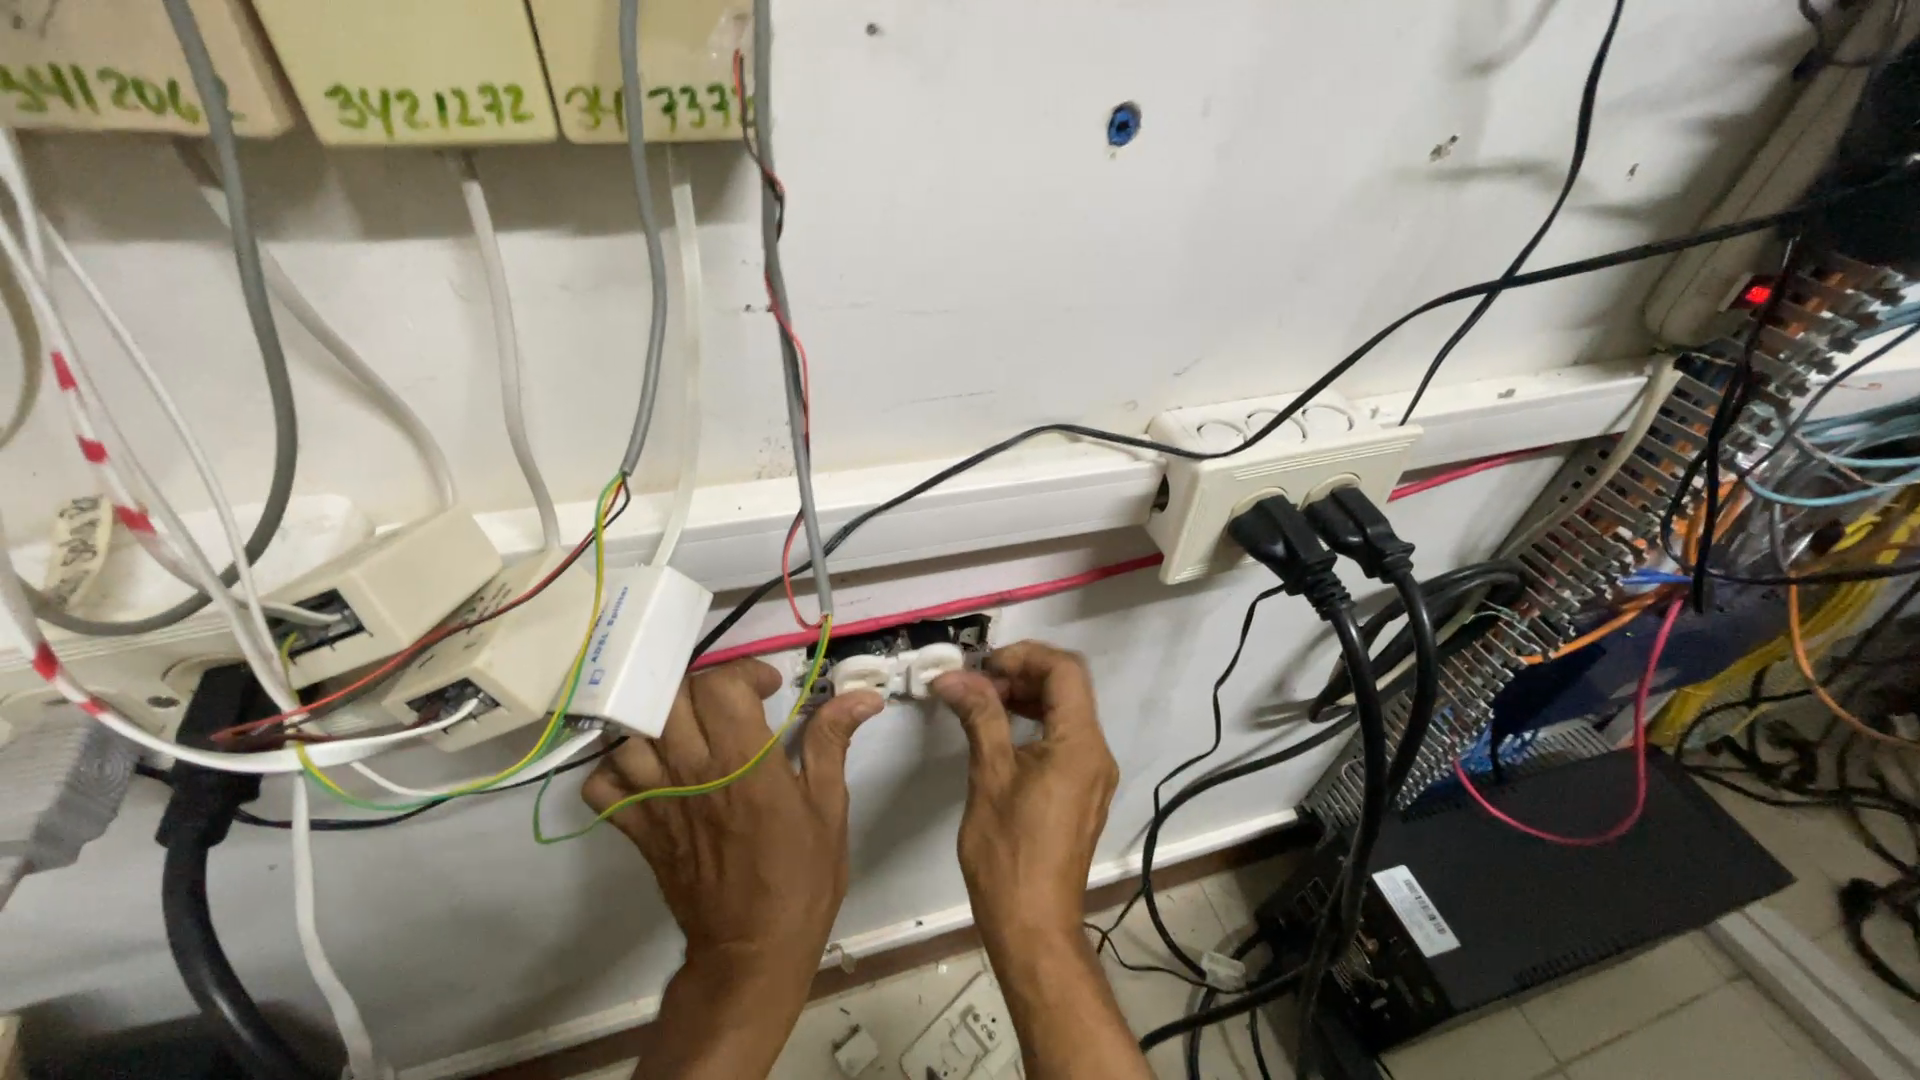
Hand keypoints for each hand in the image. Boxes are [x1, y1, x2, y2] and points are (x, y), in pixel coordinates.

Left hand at [583, 659, 883, 1079]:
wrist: (753, 949)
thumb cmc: (801, 877)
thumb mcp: (829, 807)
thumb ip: (832, 743)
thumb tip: (863, 696)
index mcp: (746, 764)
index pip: (720, 687)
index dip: (743, 673)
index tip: (767, 689)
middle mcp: (695, 774)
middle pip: (670, 698)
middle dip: (701, 688)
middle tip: (728, 704)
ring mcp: (658, 802)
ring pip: (630, 733)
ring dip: (657, 720)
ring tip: (686, 731)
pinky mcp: (637, 830)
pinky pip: (601, 783)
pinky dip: (615, 767)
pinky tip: (648, 769)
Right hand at [932, 642, 1118, 952]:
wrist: (1032, 923)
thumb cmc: (1009, 851)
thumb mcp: (989, 776)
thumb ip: (980, 716)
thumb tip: (955, 677)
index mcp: (1080, 744)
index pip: (1064, 670)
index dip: (1024, 655)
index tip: (983, 665)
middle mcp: (1097, 752)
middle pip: (1068, 687)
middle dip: (1022, 673)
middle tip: (977, 683)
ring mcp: (1093, 774)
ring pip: (1066, 712)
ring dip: (1027, 697)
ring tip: (981, 702)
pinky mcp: (1082, 791)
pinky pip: (1064, 739)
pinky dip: (1034, 724)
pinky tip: (998, 731)